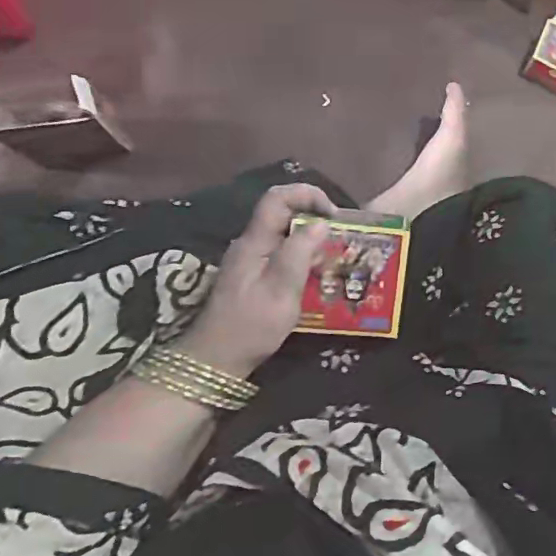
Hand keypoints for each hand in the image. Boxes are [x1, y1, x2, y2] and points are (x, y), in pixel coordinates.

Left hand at [177, 184, 336, 375]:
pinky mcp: (253, 277)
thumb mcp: (282, 290)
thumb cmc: (251, 326)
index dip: (308, 195)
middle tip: (340, 241)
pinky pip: (281, 253)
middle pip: (282, 213)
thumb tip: (320, 224)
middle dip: (314, 218)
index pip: (278, 198)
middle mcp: (250, 244)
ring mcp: (250, 260)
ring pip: (283, 234)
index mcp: (254, 242)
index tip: (334, 216)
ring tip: (333, 259)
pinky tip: (315, 277)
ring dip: (310, 239)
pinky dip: (302, 257)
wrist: (215, 360)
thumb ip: (300, 253)